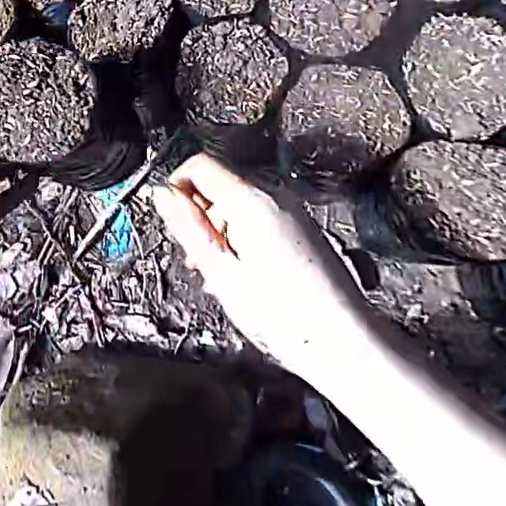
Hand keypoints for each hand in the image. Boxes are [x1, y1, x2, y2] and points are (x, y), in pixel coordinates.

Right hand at [150, 154, 373, 382]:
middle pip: (219, 185)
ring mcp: (290, 208)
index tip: (176, 226)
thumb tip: (161, 193)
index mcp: (250, 199)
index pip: (199, 165)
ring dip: (220, 231)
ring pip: (237, 203)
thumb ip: (187, 227)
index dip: (178, 188)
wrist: (344, 340)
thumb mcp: (220, 271)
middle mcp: (273, 194)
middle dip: (200, 216)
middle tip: (200, 263)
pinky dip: (243, 237)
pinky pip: (259, 216)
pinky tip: (247, 275)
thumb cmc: (279, 313)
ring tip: (223, 276)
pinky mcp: (301, 226)